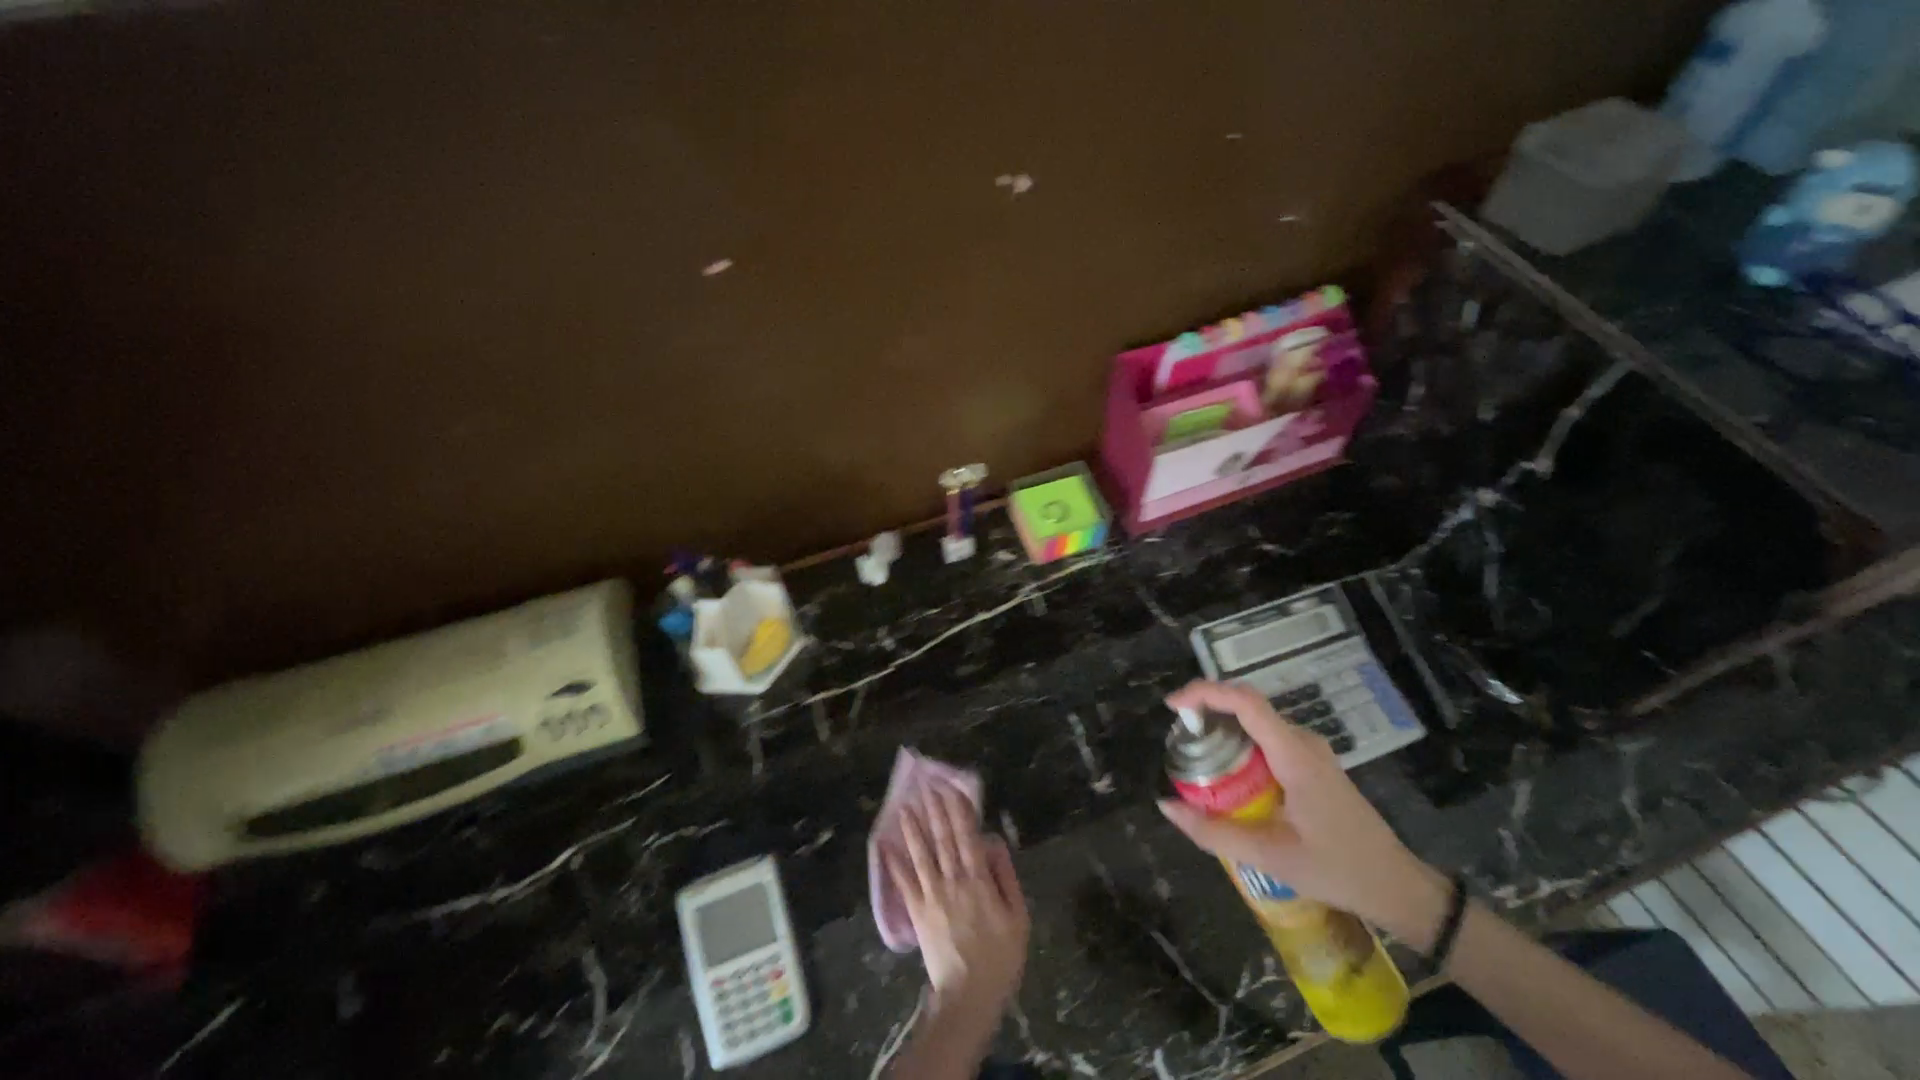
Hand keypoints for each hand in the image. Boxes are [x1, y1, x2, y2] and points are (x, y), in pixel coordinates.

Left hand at [883, 788, 1030, 1013]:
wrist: (969, 993)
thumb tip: (994, 844)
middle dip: (936, 811)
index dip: (960, 811)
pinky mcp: (917, 912)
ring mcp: (931, 896)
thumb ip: (1006, 878)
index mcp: (979, 880)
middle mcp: (952, 881)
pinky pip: (904, 883)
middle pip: (943, 839)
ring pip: (921, 855)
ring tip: (905, 807)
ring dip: (913, 829)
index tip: (953, 789)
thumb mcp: (1018, 918)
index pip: (968, 837)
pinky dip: (894, 864)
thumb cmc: (1000, 957)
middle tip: (929, 786)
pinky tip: (886, 847)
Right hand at [1157, 680, 1450, 946]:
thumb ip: (1213, 830)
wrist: (1394, 885)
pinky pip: (1269, 742)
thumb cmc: (1335, 868)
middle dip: (1208, 713)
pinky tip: (1226, 776)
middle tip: (1177, 741)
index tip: (1172, 705)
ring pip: (1258, 725)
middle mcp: (1304, 743)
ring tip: (1194, 758)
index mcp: (1295, 756)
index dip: (1206, 693)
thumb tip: (1166, 805)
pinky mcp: (1313, 766)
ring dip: (1224, 731)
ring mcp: (1312, 753)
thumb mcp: (1268, 855)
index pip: (1247, 703)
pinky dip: (1240, 748)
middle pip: (1248, 708)